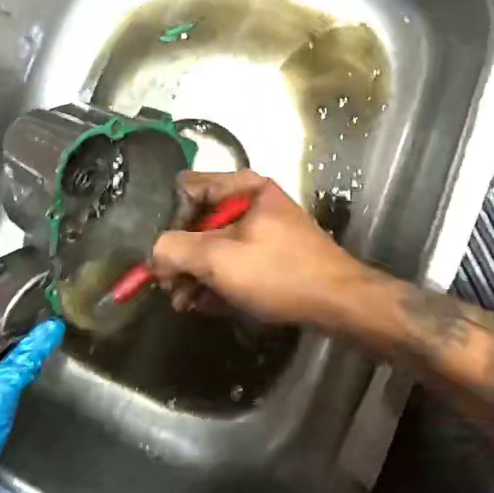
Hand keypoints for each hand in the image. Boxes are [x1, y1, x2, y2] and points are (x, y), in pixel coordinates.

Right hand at [148, 170, 388, 330]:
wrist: (340, 303)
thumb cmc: (279, 272)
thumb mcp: (219, 260)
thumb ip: (175, 250)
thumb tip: (153, 255)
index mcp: (243, 187)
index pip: (187, 188)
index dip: (170, 219)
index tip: (165, 253)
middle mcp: (251, 201)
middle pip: (198, 220)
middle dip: (181, 255)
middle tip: (169, 287)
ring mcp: (263, 228)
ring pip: (214, 244)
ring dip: (195, 273)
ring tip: (183, 303)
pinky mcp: (270, 254)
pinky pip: (233, 260)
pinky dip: (217, 279)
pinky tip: (204, 305)